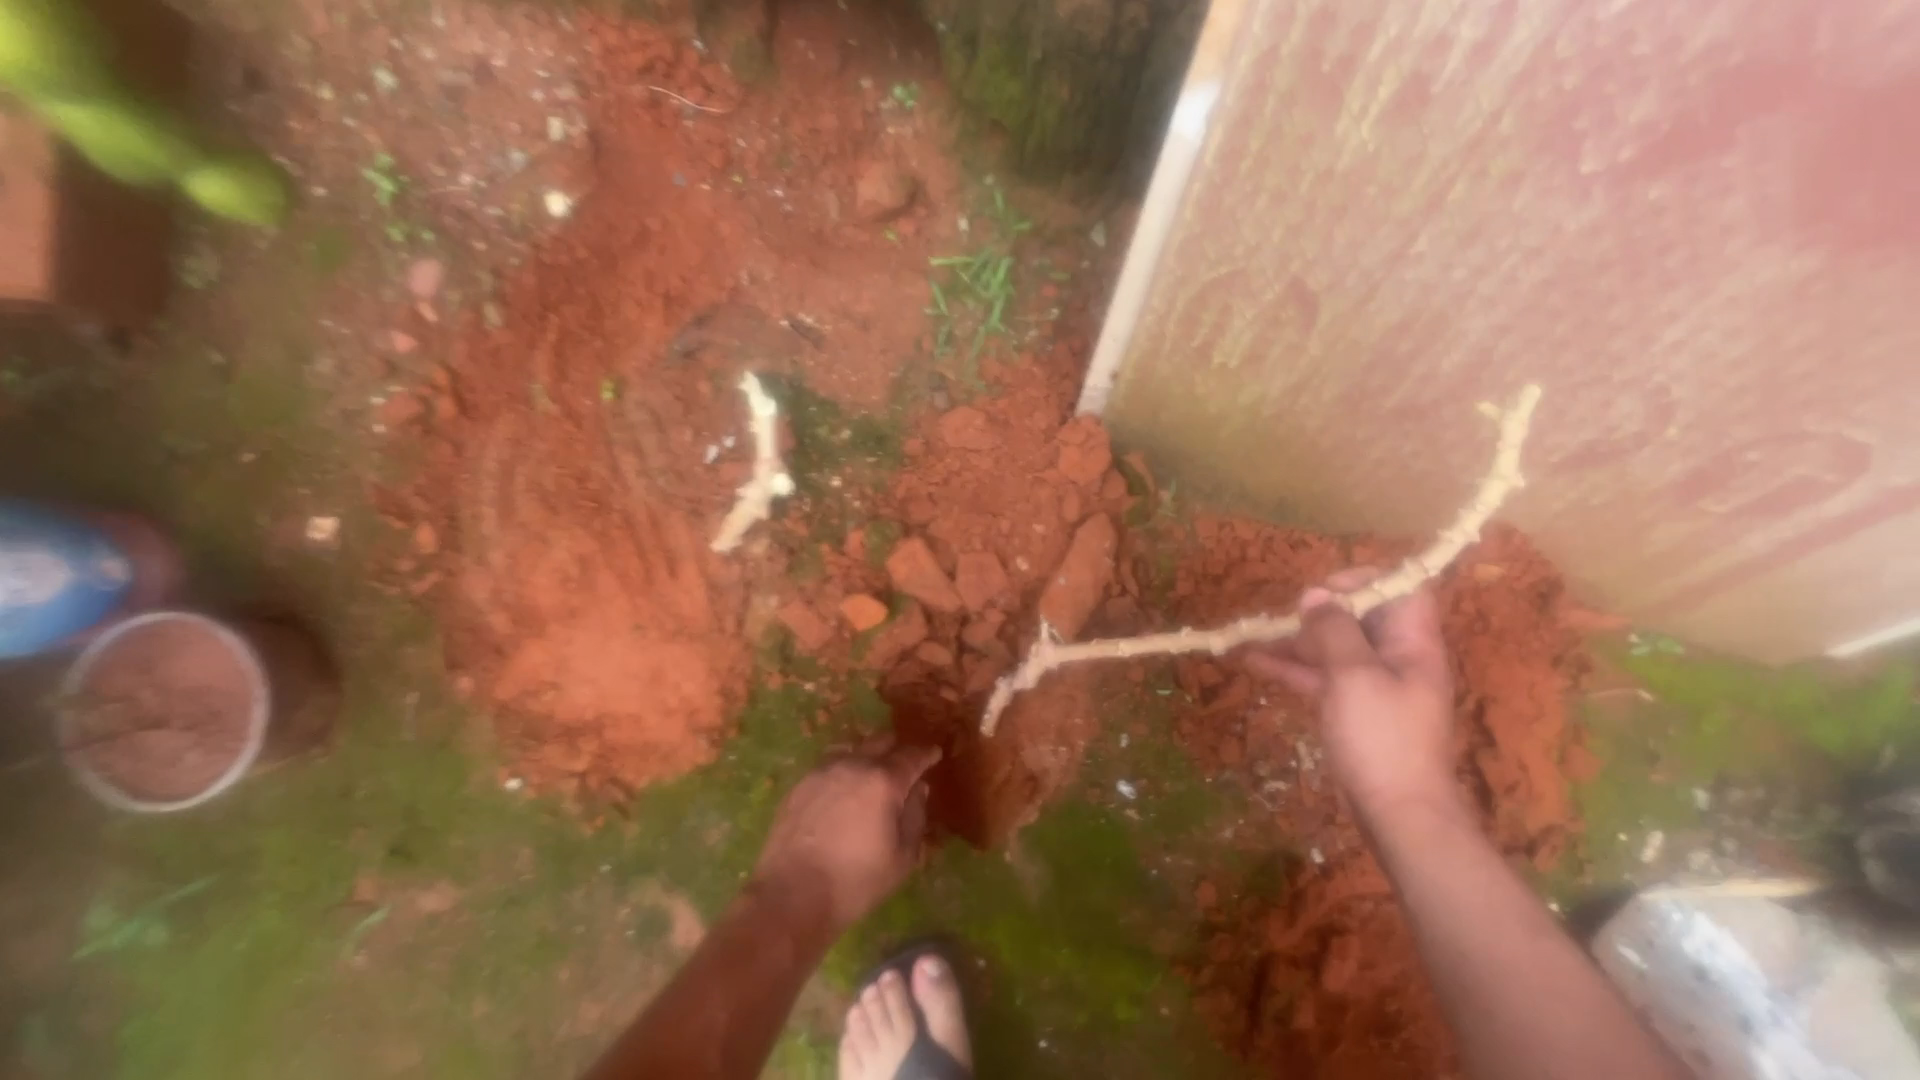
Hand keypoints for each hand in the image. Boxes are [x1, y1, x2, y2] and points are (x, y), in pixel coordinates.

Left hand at [749, 739, 941, 930]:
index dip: (926, 754)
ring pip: (852, 748)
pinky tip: (843, 788)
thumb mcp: (903, 857)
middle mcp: (854, 765)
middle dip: (897, 749)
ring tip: (871, 772)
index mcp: (884, 781)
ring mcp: (823, 771)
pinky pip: (829, 764)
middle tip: (904, 764)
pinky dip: (844, 768)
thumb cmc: (856, 881)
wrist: (793, 894)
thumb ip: (915, 816)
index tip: (934, 754)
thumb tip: (918, 790)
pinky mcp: (801, 784)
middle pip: (881, 742)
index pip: (912, 756)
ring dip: (867, 755)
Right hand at [1244, 571, 1460, 820]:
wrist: (1398, 812)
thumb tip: (1314, 595)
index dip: (1363, 582)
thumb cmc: (1382, 737)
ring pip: (1334, 649)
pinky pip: (1322, 678)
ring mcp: (1374, 687)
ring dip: (1296, 641)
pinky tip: (1254, 662)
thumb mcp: (1354, 675)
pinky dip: (1293, 669)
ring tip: (1252, 637)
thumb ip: (1333, 630)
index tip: (1323, 593)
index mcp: (1412, 644)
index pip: (1400, 590)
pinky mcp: (1355, 712)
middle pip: (1360, 619)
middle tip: (1283, 621)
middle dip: (1317, 614)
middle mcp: (1397, 659)